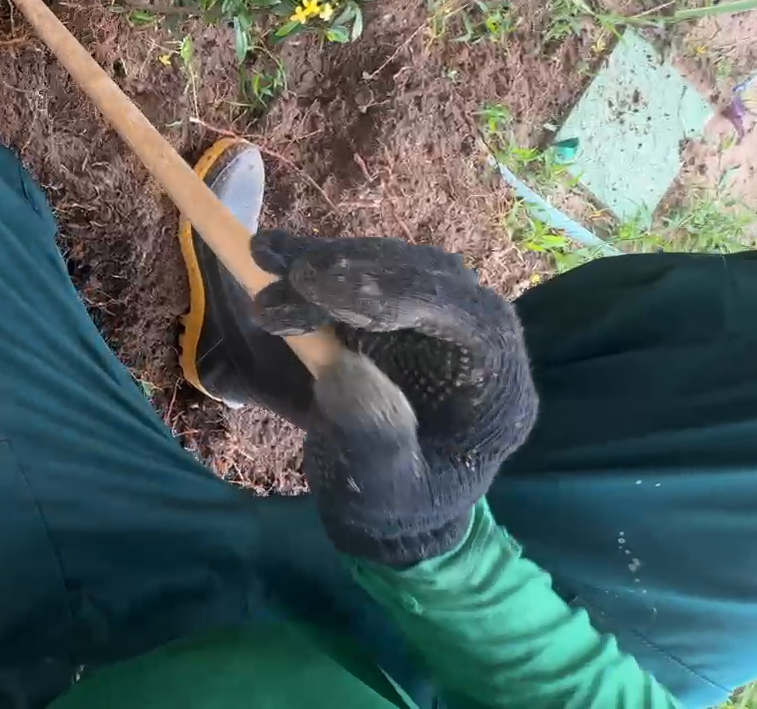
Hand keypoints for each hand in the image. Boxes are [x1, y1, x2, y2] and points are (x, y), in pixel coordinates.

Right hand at [251, 232, 535, 566]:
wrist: (382, 502)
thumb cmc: (393, 504)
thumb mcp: (386, 494)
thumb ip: (375, 443)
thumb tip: (343, 371)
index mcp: (495, 383)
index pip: (463, 312)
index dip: (393, 289)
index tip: (314, 286)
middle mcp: (471, 335)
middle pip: (420, 273)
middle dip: (347, 269)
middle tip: (279, 276)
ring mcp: (429, 316)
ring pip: (385, 262)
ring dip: (321, 259)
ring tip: (261, 257)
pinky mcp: (389, 308)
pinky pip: (355, 270)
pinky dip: (309, 260)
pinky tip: (267, 253)